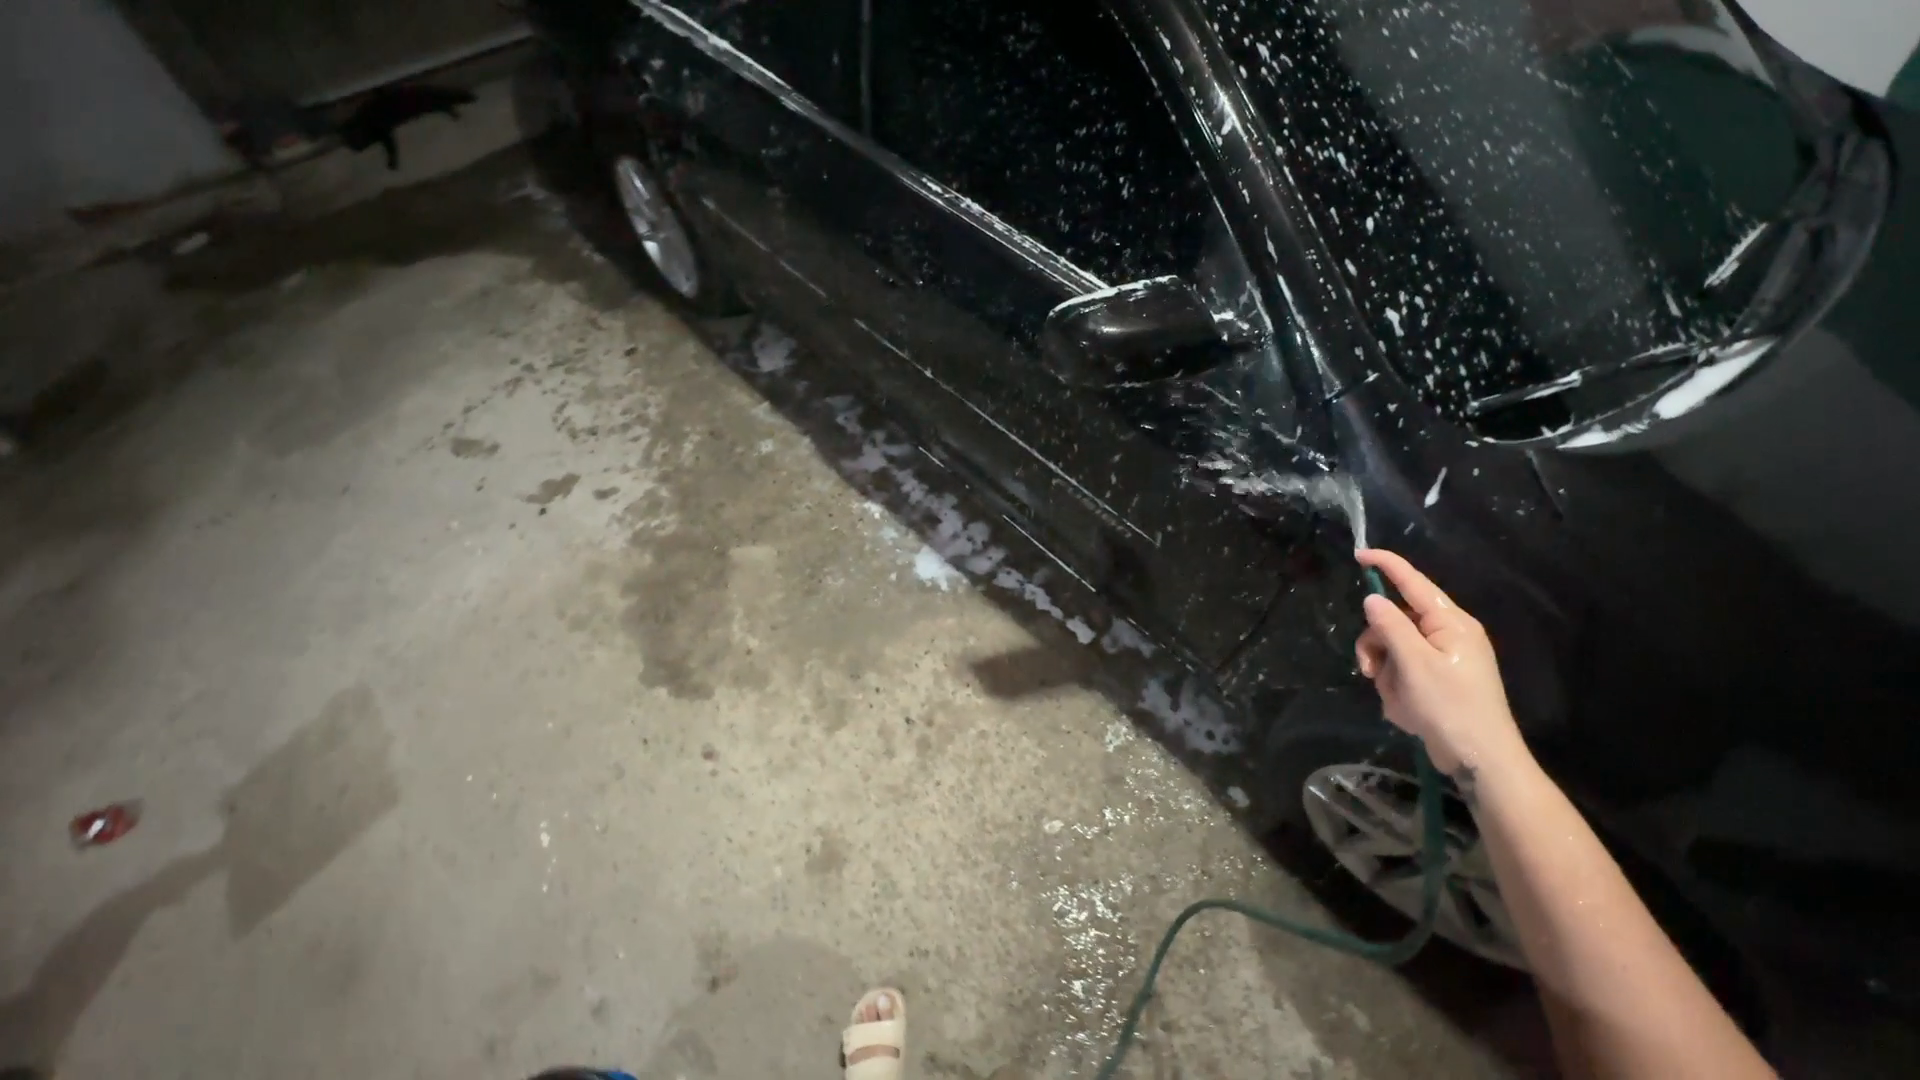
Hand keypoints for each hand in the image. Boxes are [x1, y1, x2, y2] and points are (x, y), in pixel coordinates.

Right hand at [1354, 548, 1530, 777]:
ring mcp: (1444, 658)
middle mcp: (1449, 634)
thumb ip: (1390, 626)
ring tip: (1394, 698)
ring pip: (1394, 648)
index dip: (1386, 566)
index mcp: (1450, 623)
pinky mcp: (1439, 680)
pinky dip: (1397, 688)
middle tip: (1370, 670)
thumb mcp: (1413, 663)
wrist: (1479, 758)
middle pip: (1395, 620)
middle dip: (1377, 644)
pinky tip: (1405, 710)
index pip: (1413, 582)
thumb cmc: (1450, 706)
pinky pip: (1404, 671)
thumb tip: (1373, 598)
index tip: (1358, 555)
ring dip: (1386, 671)